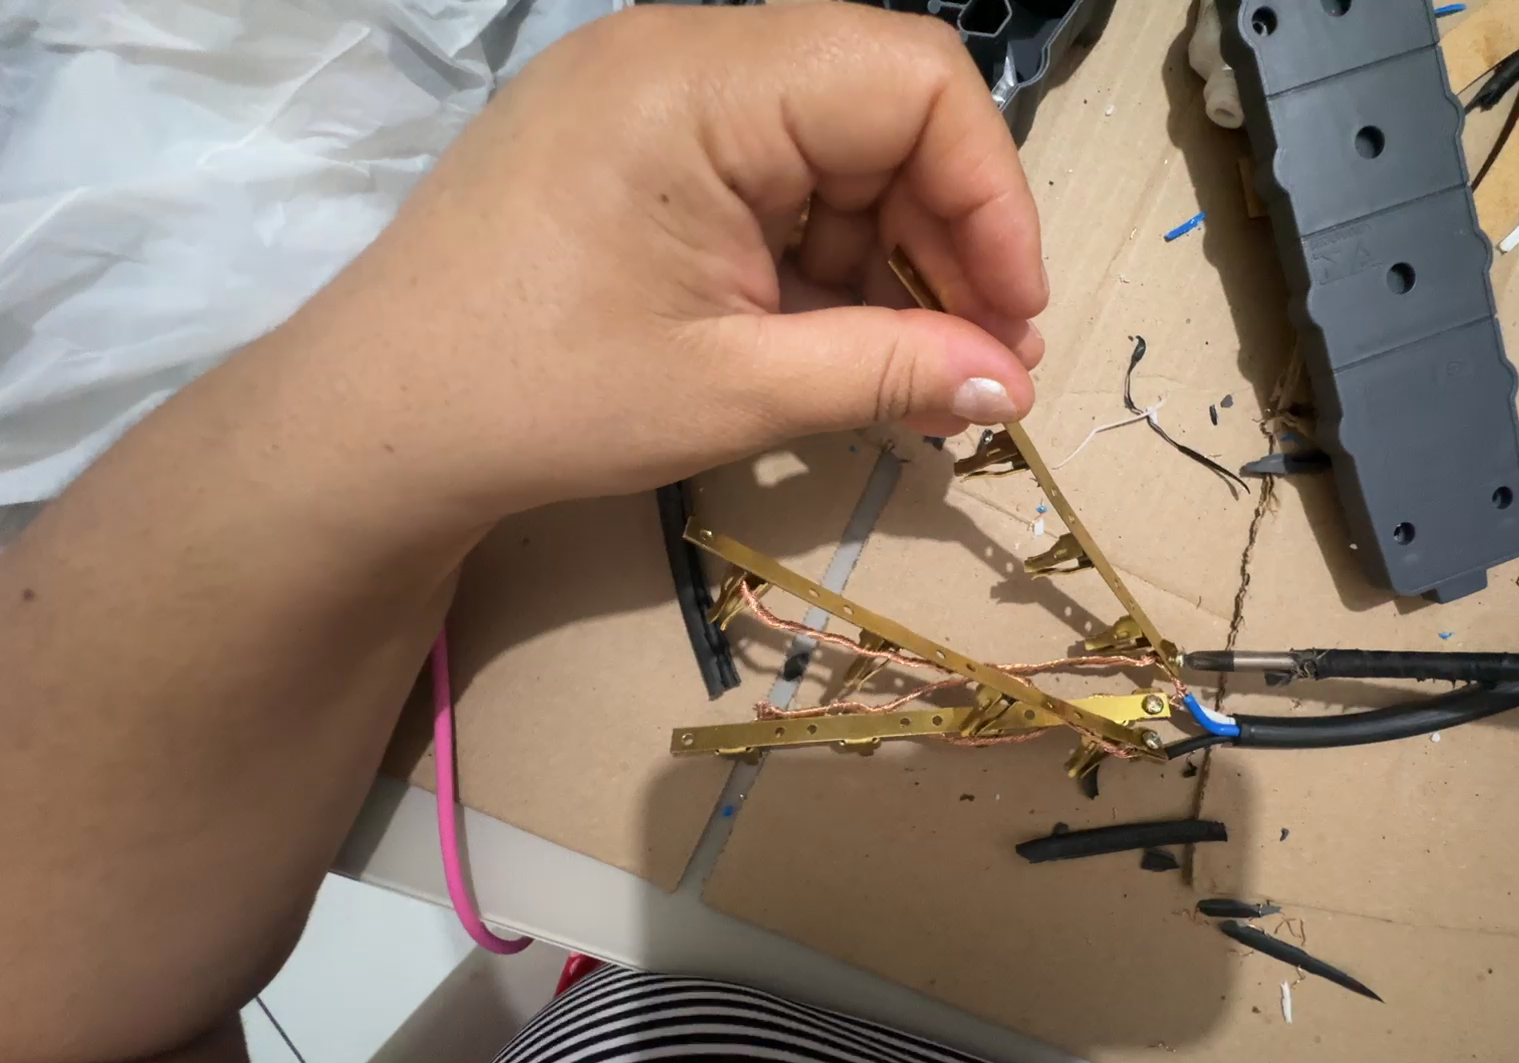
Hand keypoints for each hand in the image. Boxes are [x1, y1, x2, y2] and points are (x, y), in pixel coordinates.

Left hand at [266, 1, 1046, 521]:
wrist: (391, 427)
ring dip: (909, 281)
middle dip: (956, 252)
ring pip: (857, 178)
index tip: (1016, 314)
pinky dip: (851, 288)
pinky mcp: (680, 178)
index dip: (992, 196)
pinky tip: (871, 361)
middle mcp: (699, 69)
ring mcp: (686, 121)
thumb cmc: (547, 400)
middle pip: (892, 128)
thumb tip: (1014, 389)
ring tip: (934, 384)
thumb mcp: (739, 392)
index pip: (912, 80)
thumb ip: (891, 376)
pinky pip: (804, 213)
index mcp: (702, 84)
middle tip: (986, 368)